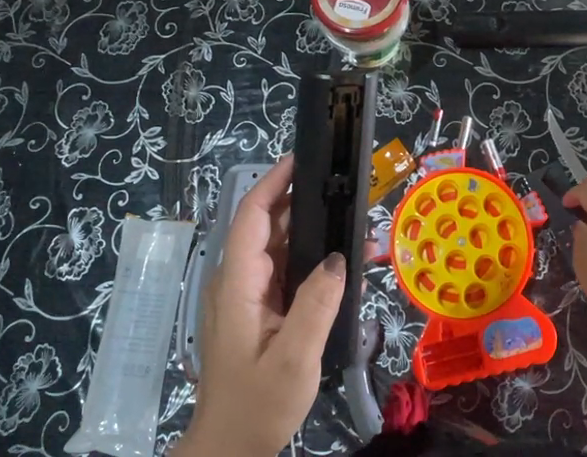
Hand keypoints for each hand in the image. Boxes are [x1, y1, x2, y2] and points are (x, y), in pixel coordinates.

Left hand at [180, 155, 345, 456]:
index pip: (251, 216)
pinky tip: (343, 265)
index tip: (302, 158)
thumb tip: (340, 256)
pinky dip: (312, 262)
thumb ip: (317, 304)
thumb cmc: (256, 404)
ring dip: (314, 235)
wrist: (229, 449)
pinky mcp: (257, 312)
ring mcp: (246, 297)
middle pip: (268, 226)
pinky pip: (284, 273)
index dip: (274, 182)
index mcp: (238, 284)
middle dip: (306, 205)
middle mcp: (237, 281)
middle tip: (348, 192)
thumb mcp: (294, 358)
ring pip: (280, 250)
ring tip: (357, 227)